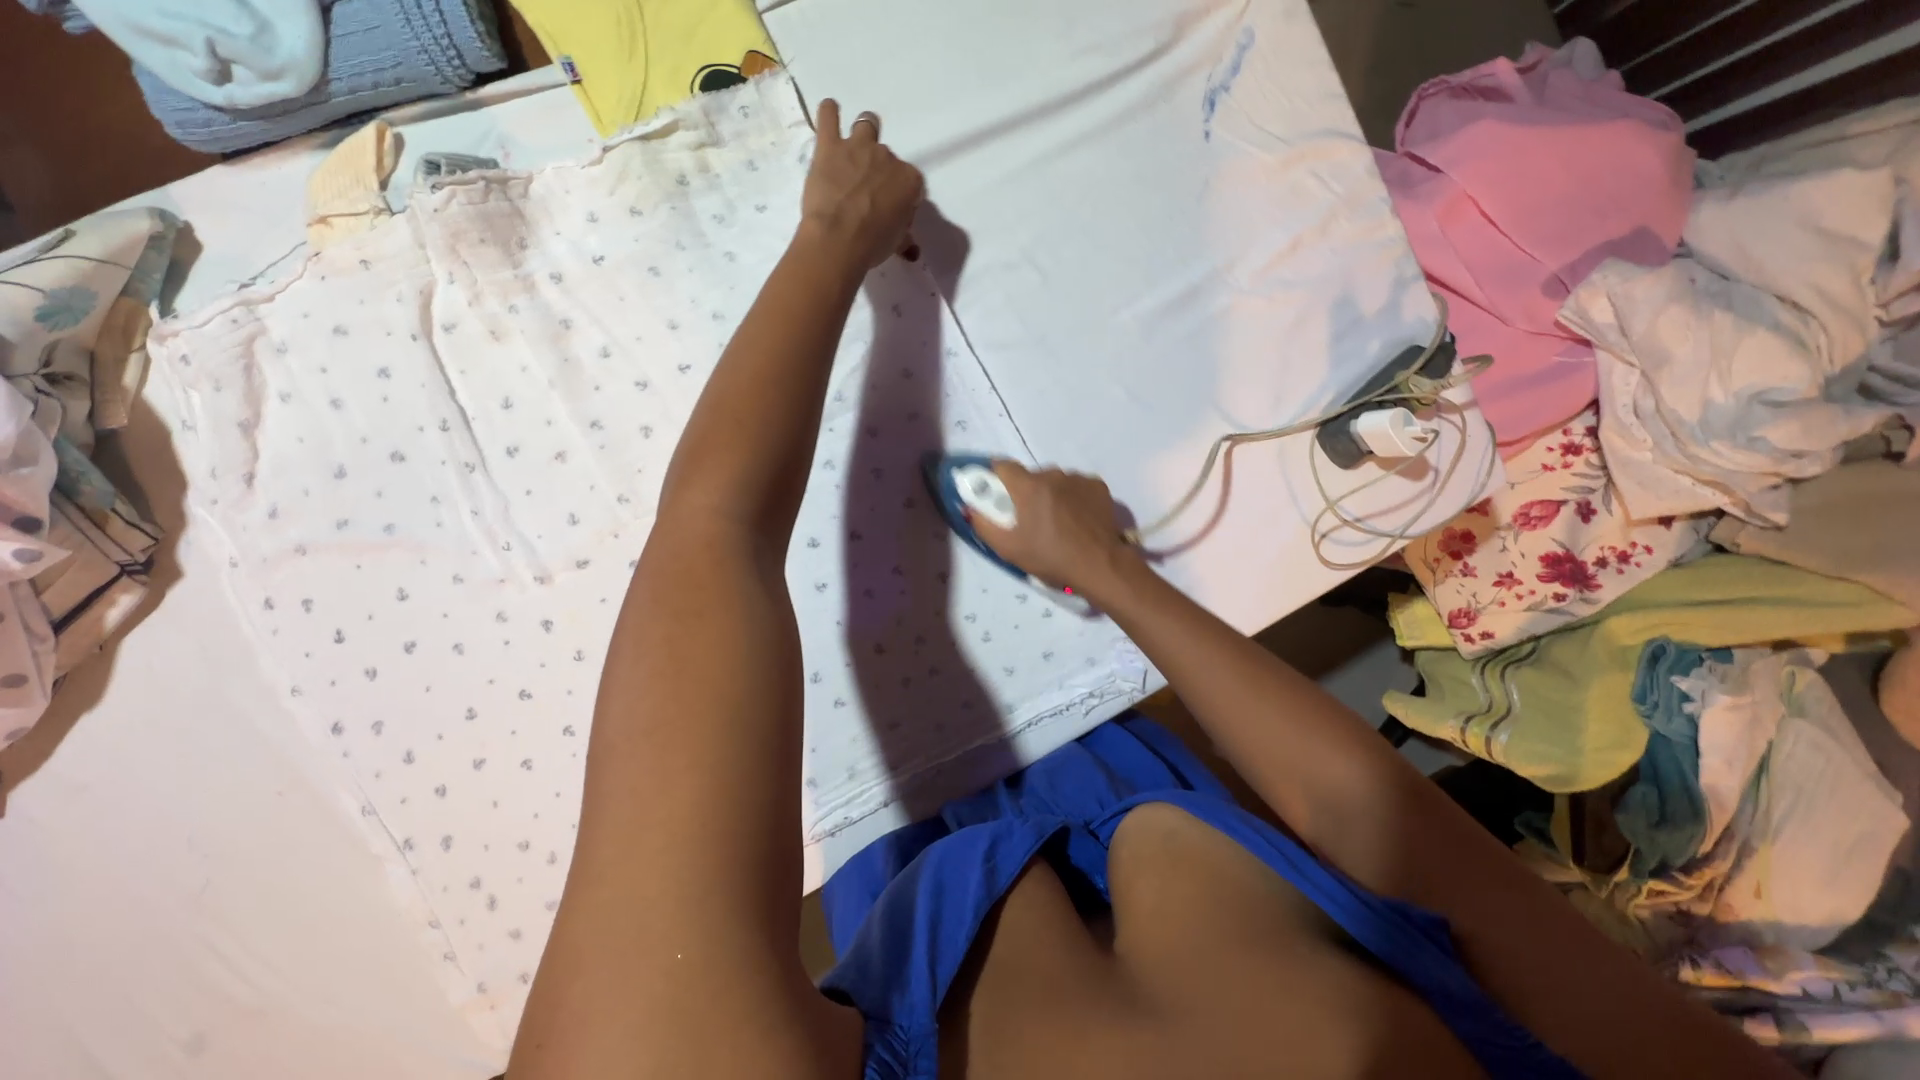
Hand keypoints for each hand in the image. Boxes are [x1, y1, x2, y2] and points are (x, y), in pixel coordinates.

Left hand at [799, 100, 925, 270]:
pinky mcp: (830, 146)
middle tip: (867, 188)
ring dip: (863, 133)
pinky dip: (829, 112)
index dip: (900, 195)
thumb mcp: (896, 243)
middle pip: (887, 156)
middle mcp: (887, 157)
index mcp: (910, 180)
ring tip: (854, 148)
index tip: (891, 209)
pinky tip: (829, 110)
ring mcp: (858, 147)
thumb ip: (905, 238)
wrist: (838, 239)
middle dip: (879, 169)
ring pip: (866, 125)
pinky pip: (829, 117)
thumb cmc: (873, 244)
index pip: (910, 182)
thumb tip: (912, 249)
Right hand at [966, 462, 1143, 600]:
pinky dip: (1074, 498)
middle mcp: (1053, 474)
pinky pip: (1077, 486)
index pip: (1002, 465)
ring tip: (1058, 523)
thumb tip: (970, 507)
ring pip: (1056, 481)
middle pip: (1031, 476)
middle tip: (1030, 519)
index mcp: (1028, 486)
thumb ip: (983, 524)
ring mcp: (1078, 478)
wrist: (1101, 565)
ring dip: (1052, 495)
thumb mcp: (1008, 548)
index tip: (997, 494)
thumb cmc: (1051, 558)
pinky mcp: (1098, 486)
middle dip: (1026, 492)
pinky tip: (1078, 520)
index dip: (996, 477)